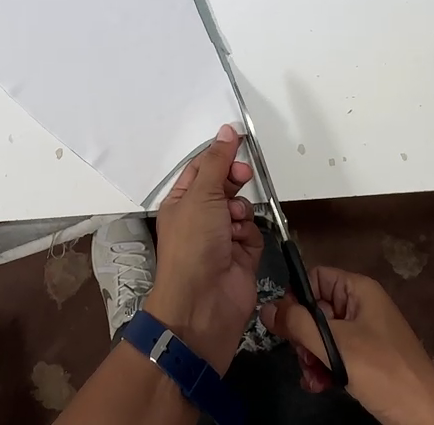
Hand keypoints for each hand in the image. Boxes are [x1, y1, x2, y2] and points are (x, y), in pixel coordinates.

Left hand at [144, 123, 262, 371]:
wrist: (204, 304)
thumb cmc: (193, 244)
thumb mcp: (202, 195)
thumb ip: (217, 161)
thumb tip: (226, 130)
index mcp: (181, 201)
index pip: (200, 168)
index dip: (218, 154)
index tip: (238, 139)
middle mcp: (200, 217)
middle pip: (223, 186)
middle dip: (234, 180)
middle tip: (242, 176)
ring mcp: (221, 237)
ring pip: (241, 208)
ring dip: (241, 209)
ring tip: (235, 220)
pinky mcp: (242, 256)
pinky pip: (252, 232)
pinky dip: (249, 233)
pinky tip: (241, 242)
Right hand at [261, 267, 433, 424]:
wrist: (427, 418)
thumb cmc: (382, 370)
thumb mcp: (335, 344)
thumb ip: (297, 323)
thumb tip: (265, 309)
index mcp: (358, 290)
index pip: (315, 278)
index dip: (297, 298)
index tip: (287, 325)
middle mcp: (362, 306)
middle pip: (317, 308)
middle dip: (303, 335)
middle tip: (301, 357)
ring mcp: (366, 334)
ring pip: (324, 334)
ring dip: (312, 355)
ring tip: (311, 377)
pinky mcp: (368, 359)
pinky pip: (336, 354)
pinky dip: (325, 367)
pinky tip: (320, 385)